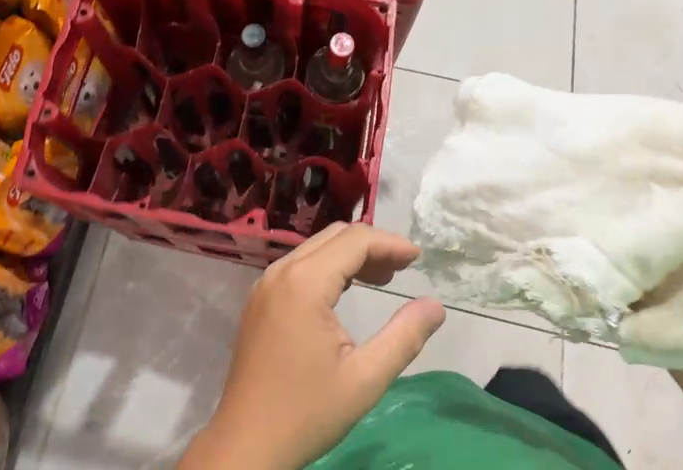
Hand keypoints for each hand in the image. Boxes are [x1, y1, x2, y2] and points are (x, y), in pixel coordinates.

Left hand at [180, 223, 446, 469]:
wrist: (246, 443)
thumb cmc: (307, 412)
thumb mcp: (365, 379)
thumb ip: (404, 337)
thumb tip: (436, 305)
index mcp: (304, 283)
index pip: (354, 241)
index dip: (389, 243)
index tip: (419, 258)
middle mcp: (280, 272)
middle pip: (333, 237)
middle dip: (372, 246)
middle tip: (403, 269)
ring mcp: (265, 285)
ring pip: (314, 249)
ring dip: (350, 256)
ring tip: (383, 279)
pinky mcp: (259, 301)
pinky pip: (299, 267)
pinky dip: (328, 268)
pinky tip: (346, 291)